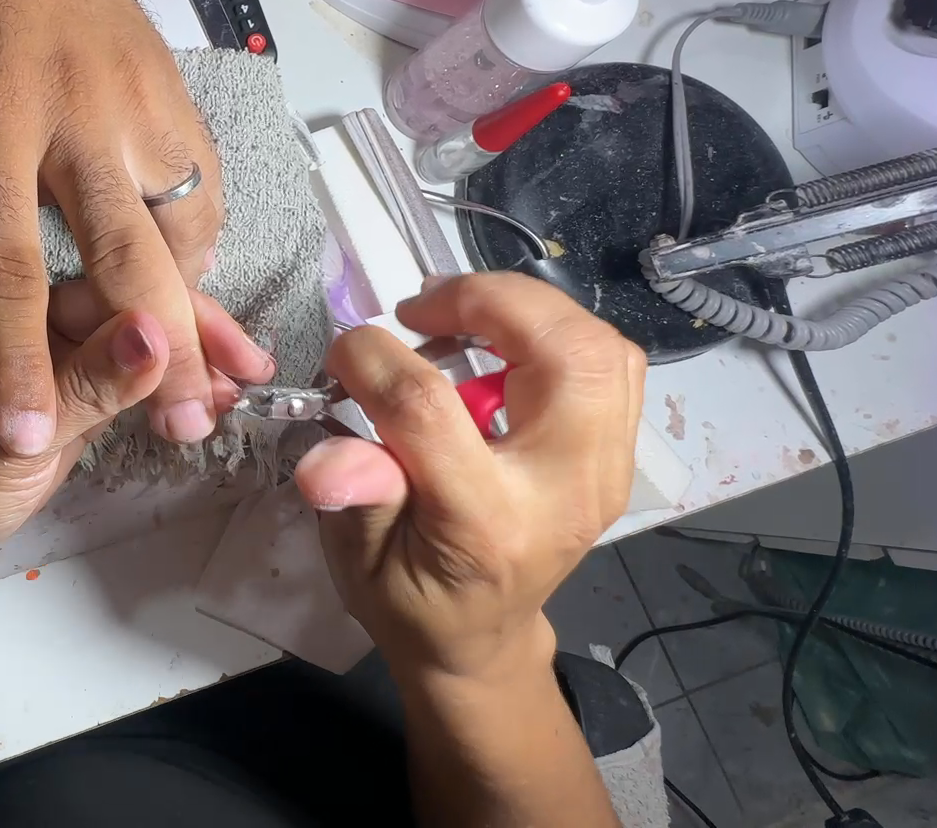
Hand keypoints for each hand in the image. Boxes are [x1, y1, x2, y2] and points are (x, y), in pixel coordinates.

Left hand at [0, 0, 224, 457]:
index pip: (5, 269)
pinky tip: (184, 275)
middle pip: (127, 260)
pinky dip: (196, 242)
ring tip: (197, 367)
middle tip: (183, 430)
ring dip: (192, 301)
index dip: (16, 362)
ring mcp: (133, 104)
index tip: (26, 436)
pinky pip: (197, 186)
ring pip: (182, 226)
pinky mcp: (169, 89)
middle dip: (161, 355)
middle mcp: (73, 123)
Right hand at [294, 273, 645, 685]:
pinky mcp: (611, 452)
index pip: (430, 407)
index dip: (370, 360)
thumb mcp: (356, 562)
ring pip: (600, 347)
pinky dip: (547, 327)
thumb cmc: (407, 597)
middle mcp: (564, 488)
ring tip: (452, 312)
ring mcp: (601, 469)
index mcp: (486, 523)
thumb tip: (325, 458)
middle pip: (566, 355)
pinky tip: (490, 336)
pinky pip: (606, 361)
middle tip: (416, 309)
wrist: (478, 635)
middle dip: (485, 301)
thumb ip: (351, 502)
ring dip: (522, 306)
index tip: (338, 356)